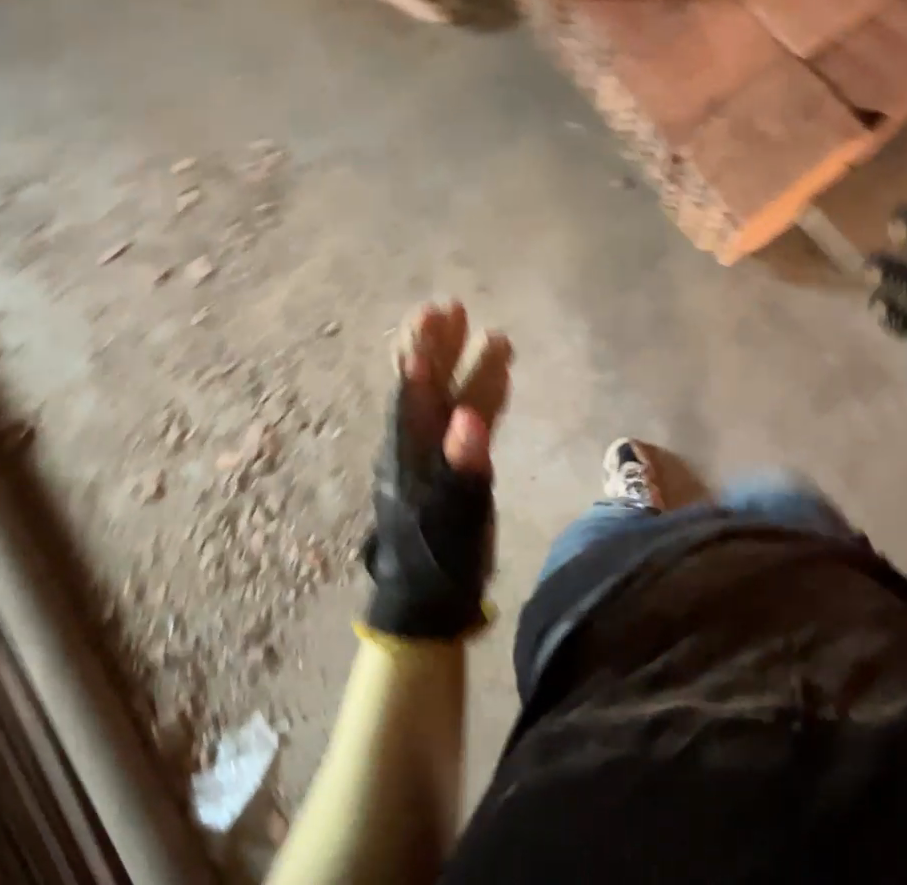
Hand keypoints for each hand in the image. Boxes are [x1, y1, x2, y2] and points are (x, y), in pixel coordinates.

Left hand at [361, 301, 512, 639]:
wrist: (429, 600)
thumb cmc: (439, 558)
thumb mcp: (453, 518)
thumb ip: (463, 469)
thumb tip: (469, 420)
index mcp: (411, 454)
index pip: (414, 397)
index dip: (422, 358)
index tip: (430, 318)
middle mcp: (419, 447)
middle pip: (425, 386)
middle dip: (436, 347)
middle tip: (447, 305)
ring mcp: (436, 457)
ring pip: (446, 399)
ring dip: (458, 363)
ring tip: (475, 325)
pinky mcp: (456, 469)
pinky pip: (468, 421)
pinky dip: (481, 395)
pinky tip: (495, 376)